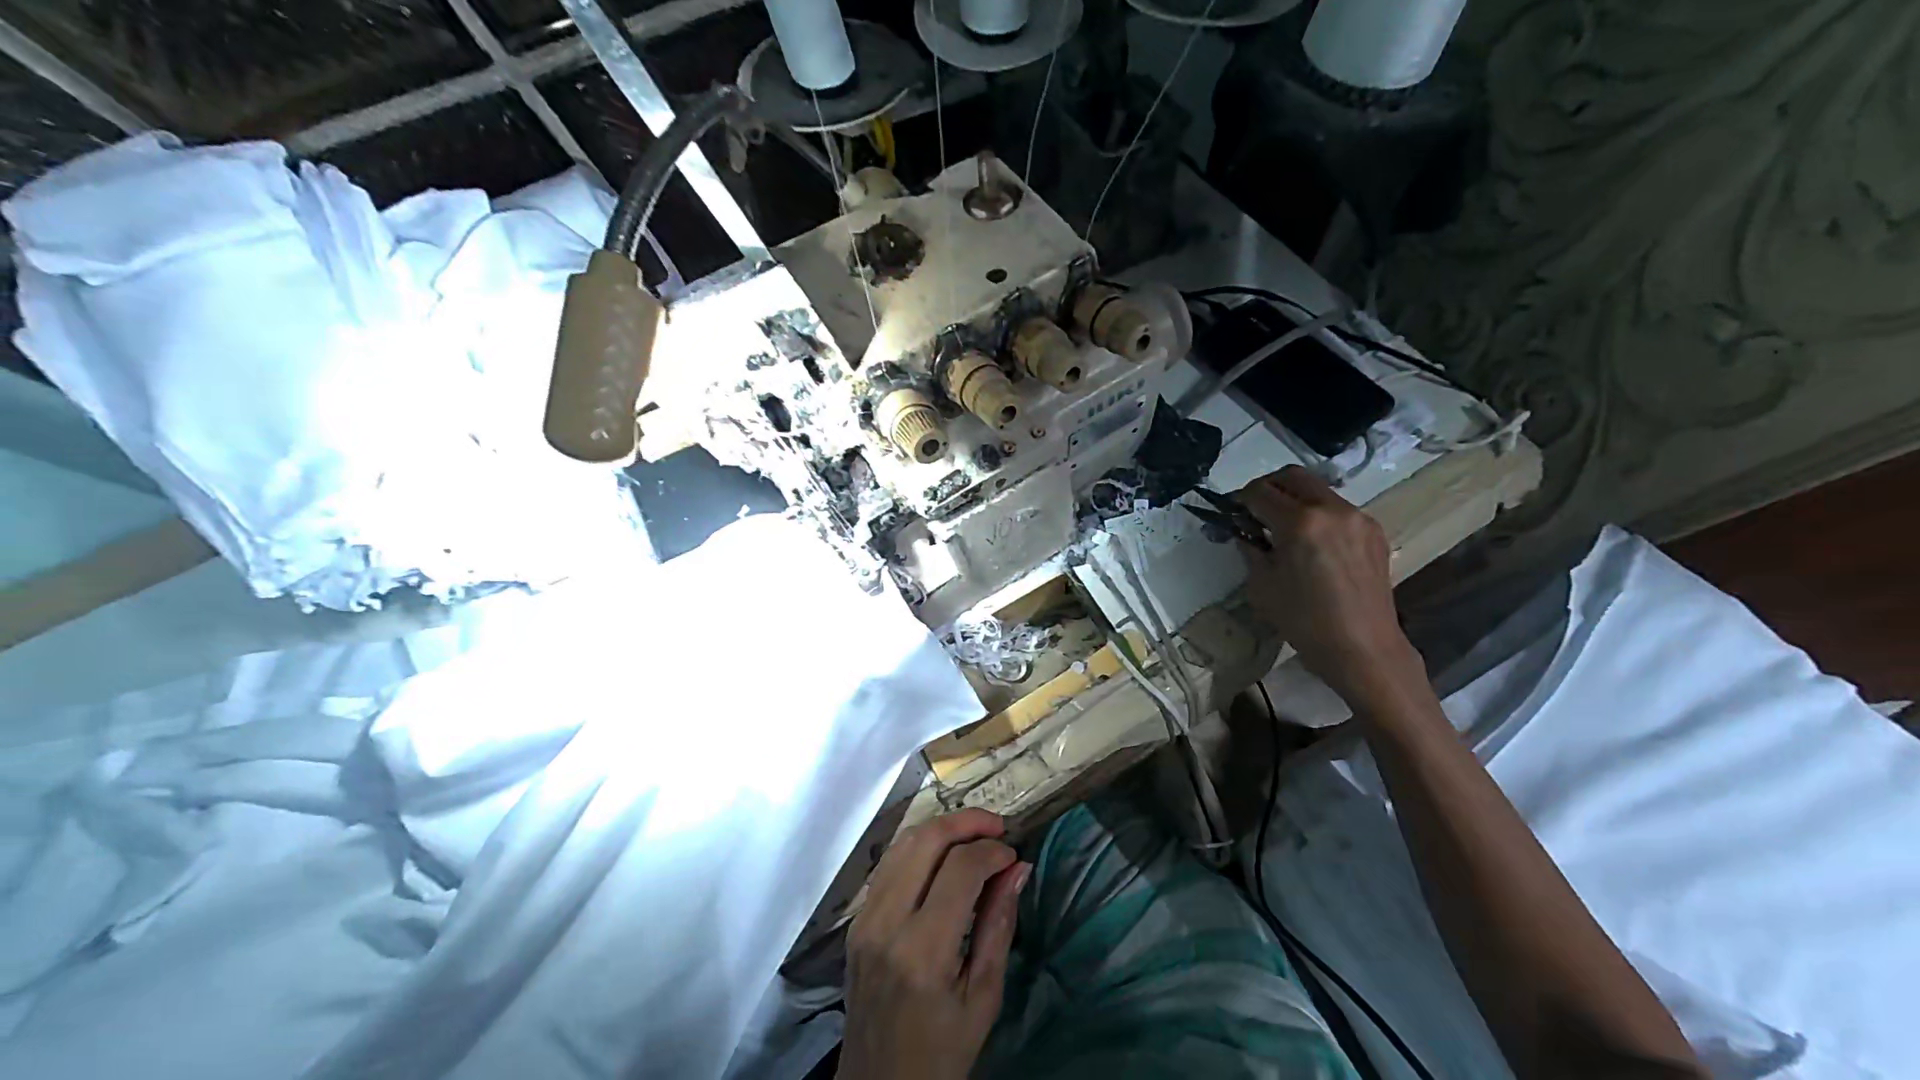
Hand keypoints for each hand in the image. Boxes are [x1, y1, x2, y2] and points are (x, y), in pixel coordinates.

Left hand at [837, 809, 1029, 1079]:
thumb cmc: (941, 1054)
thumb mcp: (983, 999)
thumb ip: (999, 926)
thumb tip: (1018, 868)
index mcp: (922, 951)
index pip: (959, 870)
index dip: (991, 851)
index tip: (1013, 855)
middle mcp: (886, 924)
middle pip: (924, 841)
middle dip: (965, 822)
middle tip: (997, 825)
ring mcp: (864, 919)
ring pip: (902, 844)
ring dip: (941, 829)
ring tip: (975, 834)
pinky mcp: (856, 921)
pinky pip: (888, 865)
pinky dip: (919, 849)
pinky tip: (943, 856)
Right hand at [1236, 465, 1423, 704]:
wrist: (1363, 648)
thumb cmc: (1304, 621)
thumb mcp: (1262, 586)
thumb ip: (1251, 549)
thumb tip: (1246, 533)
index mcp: (1300, 522)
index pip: (1259, 491)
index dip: (1240, 500)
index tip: (1232, 514)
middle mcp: (1332, 510)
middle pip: (1292, 476)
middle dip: (1268, 488)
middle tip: (1254, 512)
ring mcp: (1358, 518)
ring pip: (1317, 490)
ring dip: (1294, 500)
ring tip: (1283, 530)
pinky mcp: (1373, 532)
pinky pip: (1337, 509)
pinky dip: (1317, 515)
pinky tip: (1311, 544)